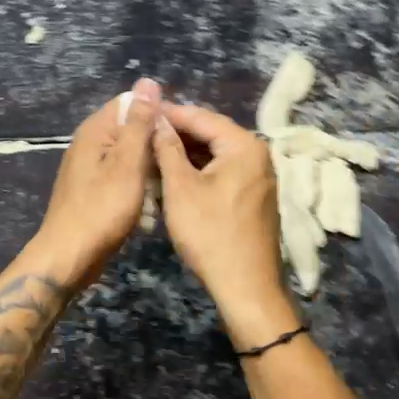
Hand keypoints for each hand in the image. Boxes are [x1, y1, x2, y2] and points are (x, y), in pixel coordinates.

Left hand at [31, 78, 162, 287]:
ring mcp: (89, 166)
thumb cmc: (101, 209)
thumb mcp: (128, 163)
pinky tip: (151, 202)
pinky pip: (122, 175)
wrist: (69, 256)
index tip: (183, 133)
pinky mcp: (92, 188)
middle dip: (155, 143)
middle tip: (180, 161)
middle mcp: (89, 142)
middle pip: (131, 129)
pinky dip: (137, 184)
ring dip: (149, 167)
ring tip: (170, 182)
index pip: (131, 103)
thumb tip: (148, 82)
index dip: (158, 113)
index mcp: (95, 129)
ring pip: (129, 155)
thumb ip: (139, 123)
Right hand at [153, 102, 299, 346]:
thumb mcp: (180, 188)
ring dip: (185, 153)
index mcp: (244, 146)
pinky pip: (222, 170)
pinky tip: (172, 174)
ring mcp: (258, 176)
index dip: (169, 113)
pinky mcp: (253, 195)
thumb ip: (167, 148)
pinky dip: (198, 170)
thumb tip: (156, 120)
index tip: (140, 111)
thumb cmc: (210, 234)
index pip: (201, 116)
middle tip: (142, 132)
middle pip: (210, 133)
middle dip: (176, 132)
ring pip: (215, 153)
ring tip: (151, 152)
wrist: (246, 288)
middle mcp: (257, 154)